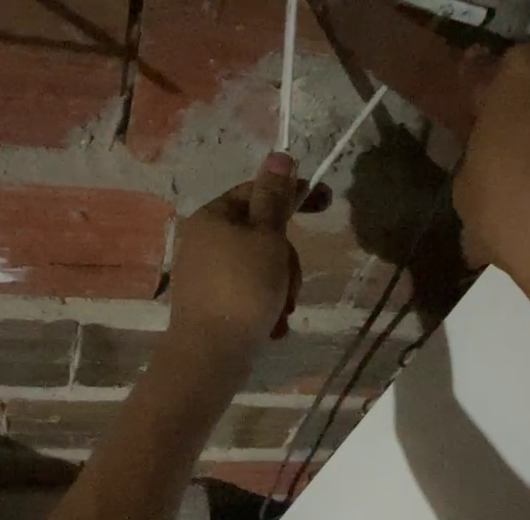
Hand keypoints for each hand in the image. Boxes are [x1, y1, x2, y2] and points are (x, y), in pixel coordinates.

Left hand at [167, 153, 304, 359]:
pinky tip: (273, 329)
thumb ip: (275, 197)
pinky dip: (264, 309)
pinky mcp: (210, 307)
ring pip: (258, 269)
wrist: (210, 354)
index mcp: (213, 217)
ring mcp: (205, 276)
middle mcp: (203, 241)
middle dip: (286, 261)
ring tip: (282, 313)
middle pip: (261, 236)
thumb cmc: (243, 290)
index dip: (293, 195)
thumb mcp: (267, 238)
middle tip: (292, 285)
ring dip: (280, 289)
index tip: (326, 201)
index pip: (257, 192)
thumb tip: (280, 155)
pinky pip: (247, 296)